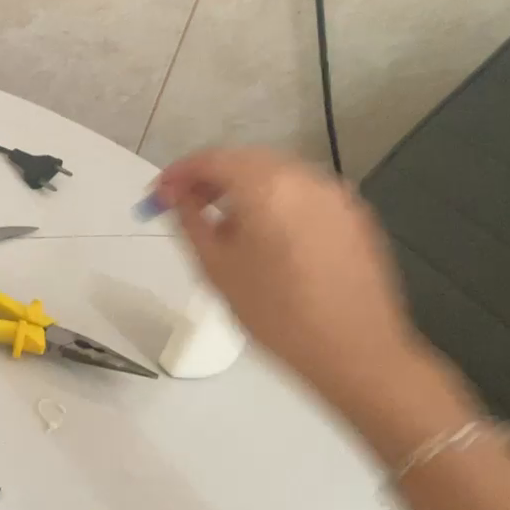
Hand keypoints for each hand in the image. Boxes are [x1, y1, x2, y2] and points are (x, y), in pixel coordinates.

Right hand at [151, 147, 424, 407]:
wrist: (353, 349)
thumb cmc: (273, 312)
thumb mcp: (214, 266)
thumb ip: (189, 220)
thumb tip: (175, 197)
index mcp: (266, 188)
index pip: (211, 160)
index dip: (177, 173)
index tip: (157, 194)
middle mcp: (305, 180)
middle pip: (245, 161)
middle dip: (209, 178)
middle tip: (182, 204)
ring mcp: (335, 195)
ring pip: (275, 174)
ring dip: (240, 188)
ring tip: (219, 221)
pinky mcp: (353, 215)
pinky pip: (301, 193)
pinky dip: (272, 200)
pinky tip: (260, 233)